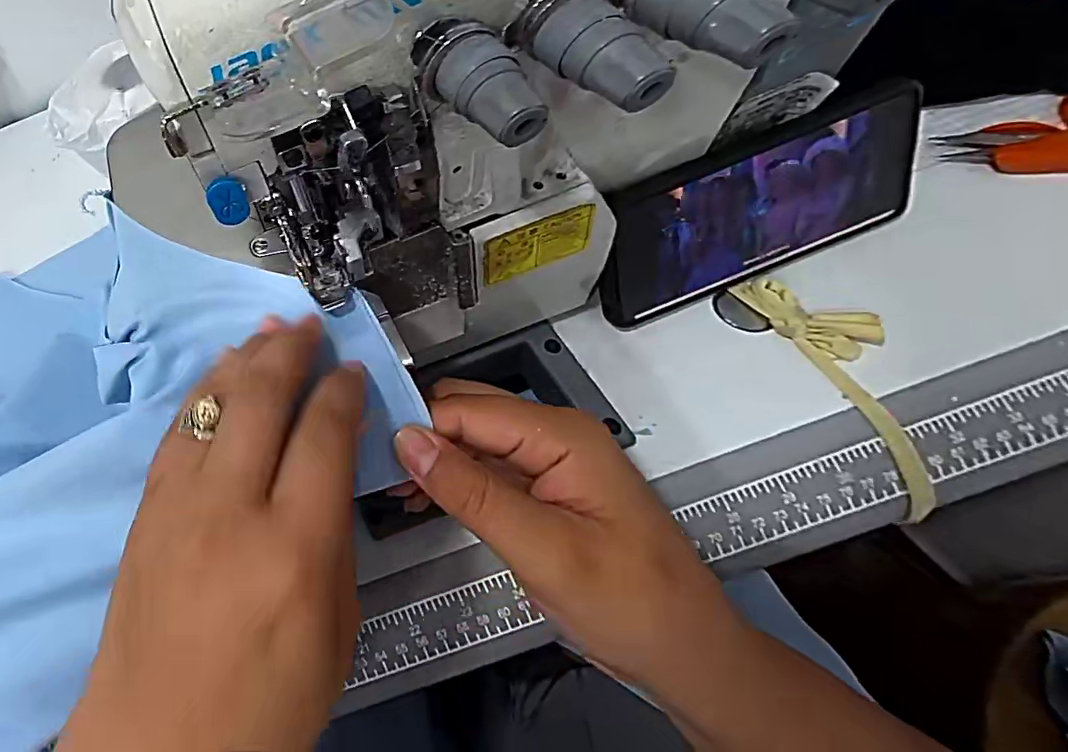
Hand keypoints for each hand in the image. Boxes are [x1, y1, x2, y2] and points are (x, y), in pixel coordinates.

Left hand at [58, 315, 364, 751]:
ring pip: (214, 401)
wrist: (157, 744)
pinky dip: (204, 390)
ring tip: (268, 329)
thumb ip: (335, 535)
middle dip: (291, 350)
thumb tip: (333, 462)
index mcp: (294, 547)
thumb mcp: (334, 628)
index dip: (342, 391)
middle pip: (263, 397)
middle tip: (309, 326)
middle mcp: (231, 508)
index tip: (352, 372)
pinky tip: (220, 373)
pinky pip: (179, 428)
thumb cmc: (266, 703)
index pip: (324, 434)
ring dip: (245, 357)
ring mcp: (179, 501)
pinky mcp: (146, 506)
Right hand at [390, 383, 738, 691]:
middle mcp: (554, 434)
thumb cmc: (637, 608)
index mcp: (562, 435)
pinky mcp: (541, 482)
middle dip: (420, 433)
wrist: (690, 658)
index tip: (377, 451)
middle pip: (466, 411)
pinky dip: (450, 475)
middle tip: (380, 467)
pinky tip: (426, 494)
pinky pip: (482, 462)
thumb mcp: (545, 551)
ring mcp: (547, 458)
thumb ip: (472, 492)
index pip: (466, 409)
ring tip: (396, 486)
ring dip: (431, 455)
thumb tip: (411, 442)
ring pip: (470, 435)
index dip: (418, 426)